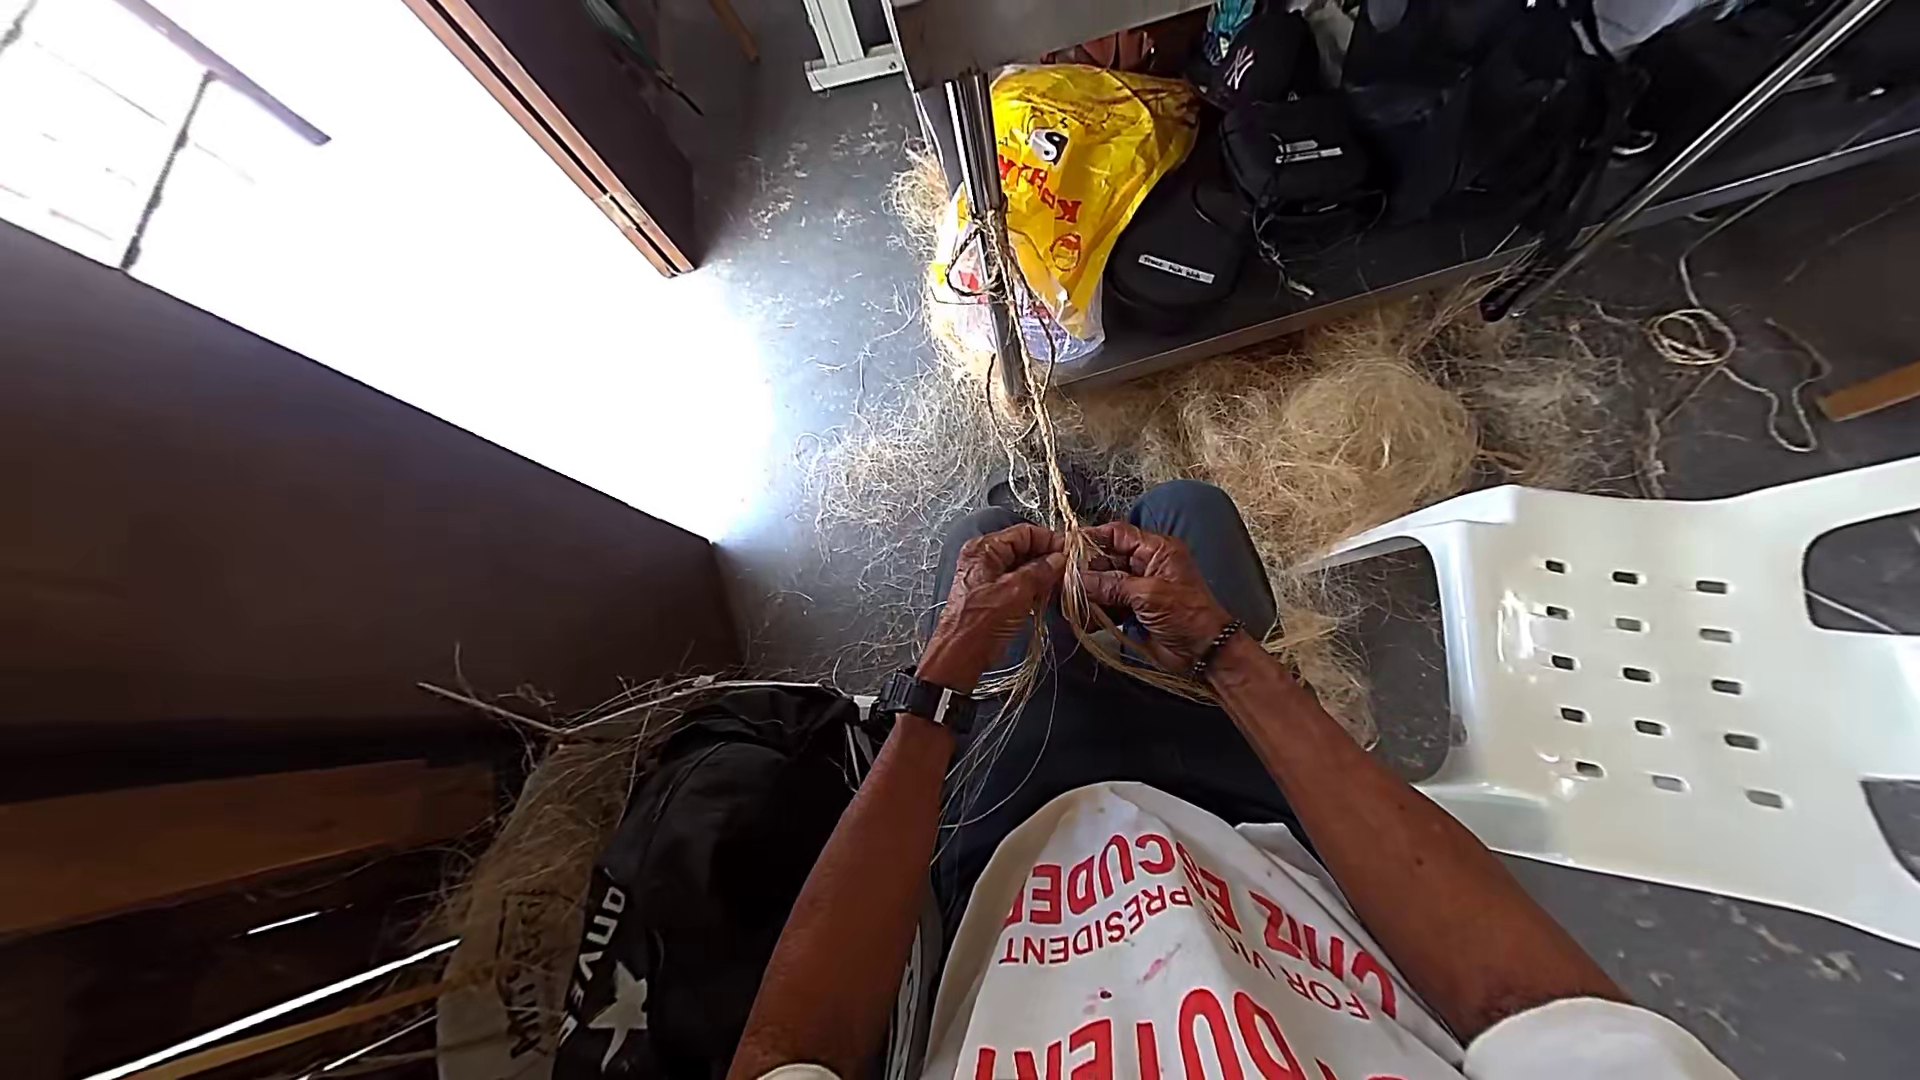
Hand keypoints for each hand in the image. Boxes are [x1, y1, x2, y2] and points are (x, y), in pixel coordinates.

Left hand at [921, 523, 1066, 692]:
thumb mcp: (1016, 591)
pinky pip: (1020, 584)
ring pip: (1024, 567)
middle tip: (1069, 570)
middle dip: (1048, 559)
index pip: (1024, 532)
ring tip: (1062, 584)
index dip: (1049, 540)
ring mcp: (989, 577)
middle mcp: (985, 559)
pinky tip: (1048, 596)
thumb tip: (1059, 559)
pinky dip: (1035, 588)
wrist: (961, 655)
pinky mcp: (995, 596)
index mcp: (984, 549)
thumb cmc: (980, 622)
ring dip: (1043, 575)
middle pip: (1025, 549)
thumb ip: (1040, 571)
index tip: (1070, 552)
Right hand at [1079, 522, 1235, 674]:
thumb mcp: (1148, 595)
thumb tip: (1076, 579)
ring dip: (1087, 595)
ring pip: (1102, 584)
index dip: (1092, 538)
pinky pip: (1106, 605)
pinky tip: (1082, 620)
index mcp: (1156, 550)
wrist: (1205, 654)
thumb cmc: (1187, 616)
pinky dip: (1094, 612)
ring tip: (1070, 604)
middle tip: (1063, 582)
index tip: (1066, 547)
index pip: (1117, 534)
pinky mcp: (1131, 609)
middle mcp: (1144, 565)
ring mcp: (1136, 588)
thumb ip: (1110, 585)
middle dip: (1085, 572)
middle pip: (1105, 560)